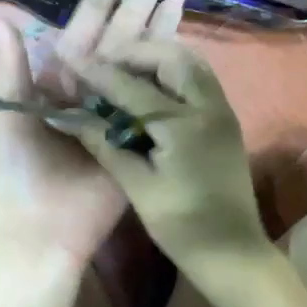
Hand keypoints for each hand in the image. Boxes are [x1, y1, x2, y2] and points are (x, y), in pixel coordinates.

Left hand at [0, 0, 185, 264]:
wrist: (42, 228)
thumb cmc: (19, 171)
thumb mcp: (8, 112)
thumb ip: (11, 65)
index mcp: (62, 75)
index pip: (87, 22)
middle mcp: (93, 83)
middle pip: (122, 32)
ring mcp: (119, 105)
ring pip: (144, 55)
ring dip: (162, 23)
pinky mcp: (140, 130)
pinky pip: (157, 92)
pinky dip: (172, 66)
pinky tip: (187, 40)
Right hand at [58, 40, 268, 277]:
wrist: (234, 252)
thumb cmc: (182, 226)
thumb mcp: (138, 188)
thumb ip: (106, 146)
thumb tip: (72, 118)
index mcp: (183, 126)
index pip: (134, 87)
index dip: (100, 73)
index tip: (74, 62)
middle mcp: (207, 107)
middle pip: (170, 58)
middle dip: (135, 53)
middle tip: (105, 63)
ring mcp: (222, 111)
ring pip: (190, 63)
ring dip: (158, 59)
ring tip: (126, 70)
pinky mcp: (227, 120)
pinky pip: (200, 79)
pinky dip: (175, 72)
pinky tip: (153, 87)